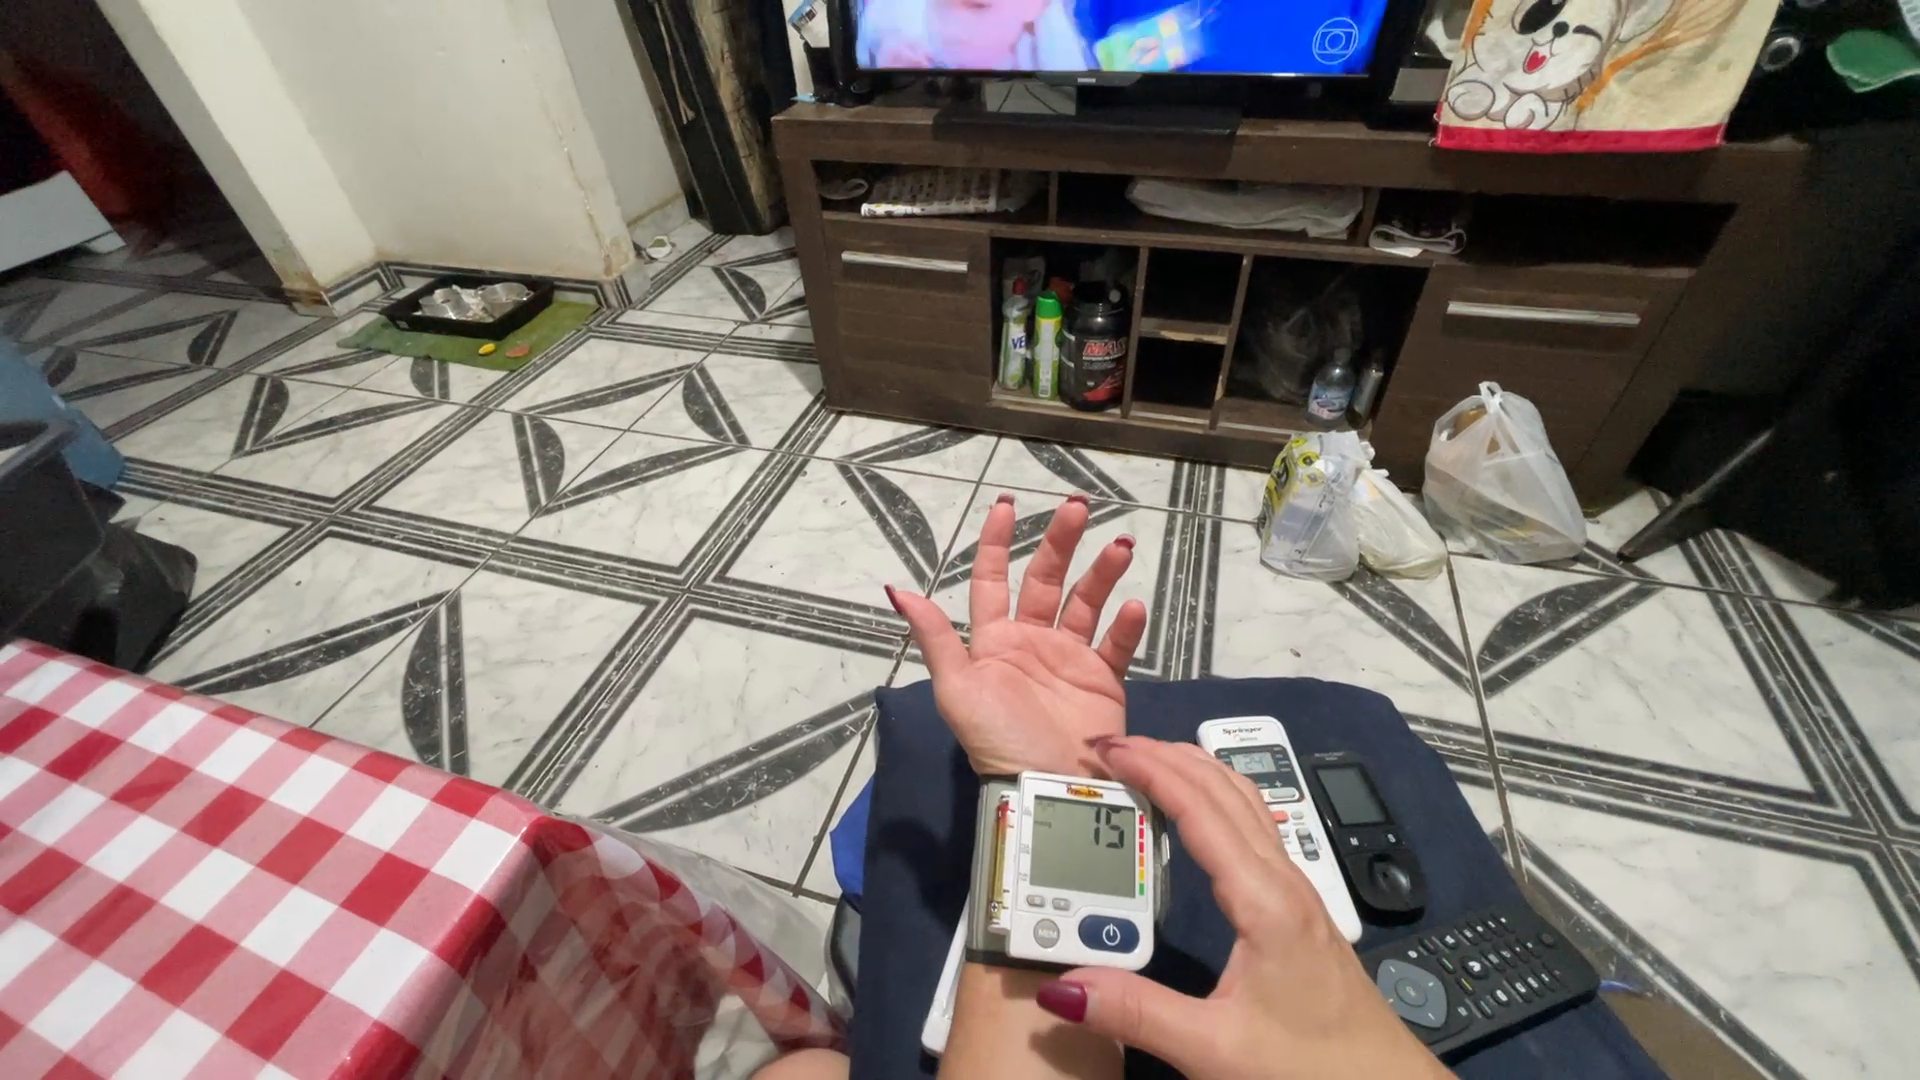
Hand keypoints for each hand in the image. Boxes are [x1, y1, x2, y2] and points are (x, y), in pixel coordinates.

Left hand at [887, 494, 1147, 778]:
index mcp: (993, 640)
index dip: (997, 541)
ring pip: (1086, 602)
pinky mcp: (1101, 680)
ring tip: (1122, 547)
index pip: (993, 579)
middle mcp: (1031, 640)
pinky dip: (1126, 626)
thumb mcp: (955, 688)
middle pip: (1046, 578)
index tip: (1007, 504)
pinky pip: (1115, 646)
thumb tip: (896, 589)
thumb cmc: (996, 737)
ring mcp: (1069, 658)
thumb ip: (934, 636)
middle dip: (1060, 541)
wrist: (1045, 789)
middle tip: (1078, 506)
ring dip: (1102, 573)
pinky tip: (1132, 606)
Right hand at [1034, 737, 1452, 1079]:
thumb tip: (1062, 986)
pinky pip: (1248, 819)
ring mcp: (1293, 885)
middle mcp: (1281, 877)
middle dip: (1163, 754)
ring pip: (1241, 796)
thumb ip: (1138, 1013)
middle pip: (1221, 787)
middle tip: (1109, 745)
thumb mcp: (1216, 1051)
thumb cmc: (1311, 1071)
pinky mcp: (1294, 900)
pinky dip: (1209, 791)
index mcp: (1263, 898)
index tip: (1105, 748)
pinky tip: (1194, 803)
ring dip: (1189, 766)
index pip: (1199, 807)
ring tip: (1143, 758)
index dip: (1150, 768)